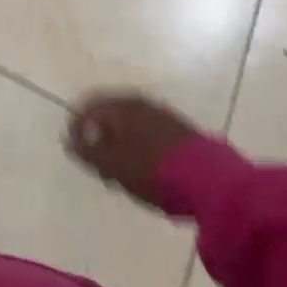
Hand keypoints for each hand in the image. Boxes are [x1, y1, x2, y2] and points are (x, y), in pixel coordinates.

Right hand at [65, 92, 199, 212]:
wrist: (215, 183)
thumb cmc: (153, 171)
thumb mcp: (111, 165)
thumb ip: (87, 151)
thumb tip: (71, 140)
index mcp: (119, 105)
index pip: (85, 108)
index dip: (77, 131)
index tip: (79, 157)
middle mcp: (140, 103)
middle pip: (108, 118)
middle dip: (101, 142)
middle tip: (103, 171)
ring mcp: (163, 116)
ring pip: (131, 129)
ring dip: (122, 149)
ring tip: (126, 178)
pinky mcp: (182, 133)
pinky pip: (150, 137)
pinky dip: (142, 152)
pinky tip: (150, 175)